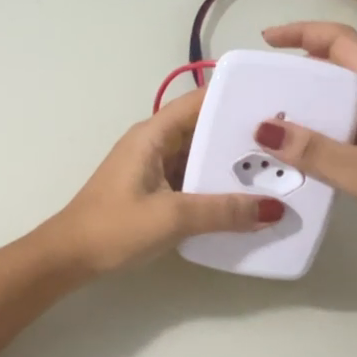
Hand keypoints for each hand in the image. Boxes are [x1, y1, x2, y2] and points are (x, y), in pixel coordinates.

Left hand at [43, 88, 284, 274]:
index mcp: (152, 135)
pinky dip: (215, 186)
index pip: (200, 102)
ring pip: (199, 157)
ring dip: (230, 165)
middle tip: (288, 142)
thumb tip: (273, 209)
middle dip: (242, 136)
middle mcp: (154, 144)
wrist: (69, 258)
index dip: (237, 99)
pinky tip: (245, 200)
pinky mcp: (154, 192)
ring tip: (277, 170)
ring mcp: (153, 168)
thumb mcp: (173, 217)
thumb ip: (223, 211)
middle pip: (204, 130)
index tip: (276, 101)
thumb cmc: (114, 228)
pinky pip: (192, 180)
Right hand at [252, 21, 356, 243]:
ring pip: (330, 99)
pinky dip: (308, 131)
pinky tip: (288, 151)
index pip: (342, 42)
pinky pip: (332, 127)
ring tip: (263, 119)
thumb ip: (315, 152)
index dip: (305, 31)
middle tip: (257, 89)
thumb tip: (263, 129)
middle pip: (332, 66)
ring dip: (298, 103)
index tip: (268, 40)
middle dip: (293, 69)